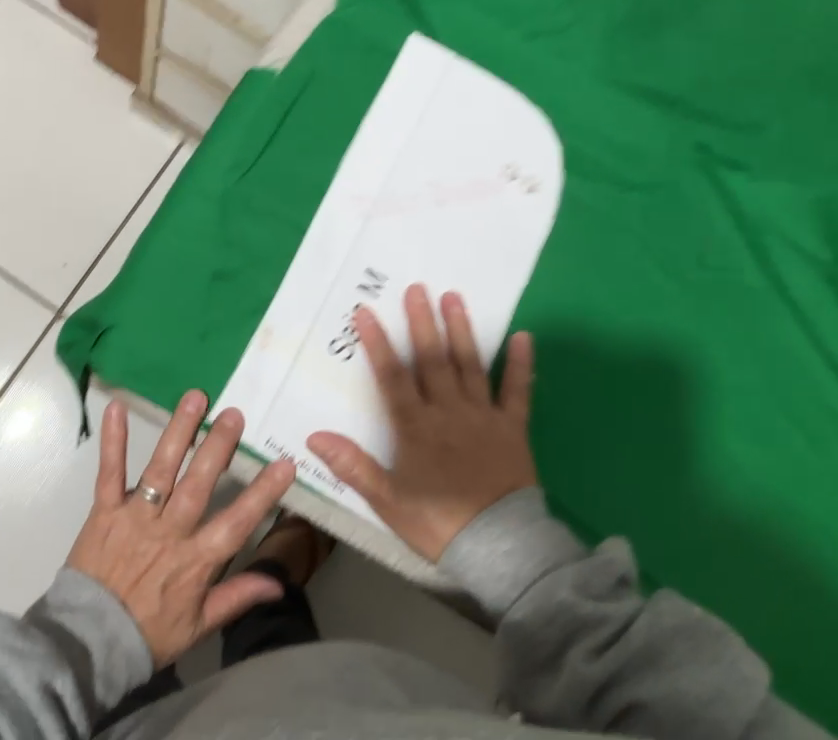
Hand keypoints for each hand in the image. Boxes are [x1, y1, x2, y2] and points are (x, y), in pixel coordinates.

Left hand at [67, 392, 298, 666]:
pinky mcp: (104, 511)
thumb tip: (278, 583)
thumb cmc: (148, 634)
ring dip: (178, 432)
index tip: (284, 464)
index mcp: (195, 560)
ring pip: (161, 469)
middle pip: (197, 484)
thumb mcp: (199, 626)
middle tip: (233, 414)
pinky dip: (113, 440)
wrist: (89, 642)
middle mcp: (168, 532)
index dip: (262, 493)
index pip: (236, 522)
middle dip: (217, 447)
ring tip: (194, 399)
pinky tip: (116, 407)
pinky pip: (109, 472)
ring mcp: (134, 518)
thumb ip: (237, 597)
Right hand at [306, 284, 537, 561]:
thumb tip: (313, 436)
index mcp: (416, 428)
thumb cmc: (438, 522)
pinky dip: (521, 365)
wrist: (500, 549)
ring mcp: (484, 417)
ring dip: (461, 330)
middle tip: (416, 288)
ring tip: (454, 297)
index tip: (365, 312)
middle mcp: (449, 413)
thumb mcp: (387, 500)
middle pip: (432, 361)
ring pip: (470, 366)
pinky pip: (518, 392)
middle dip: (422, 323)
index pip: (392, 378)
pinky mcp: (514, 429)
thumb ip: (352, 465)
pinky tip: (524, 337)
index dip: (378, 344)